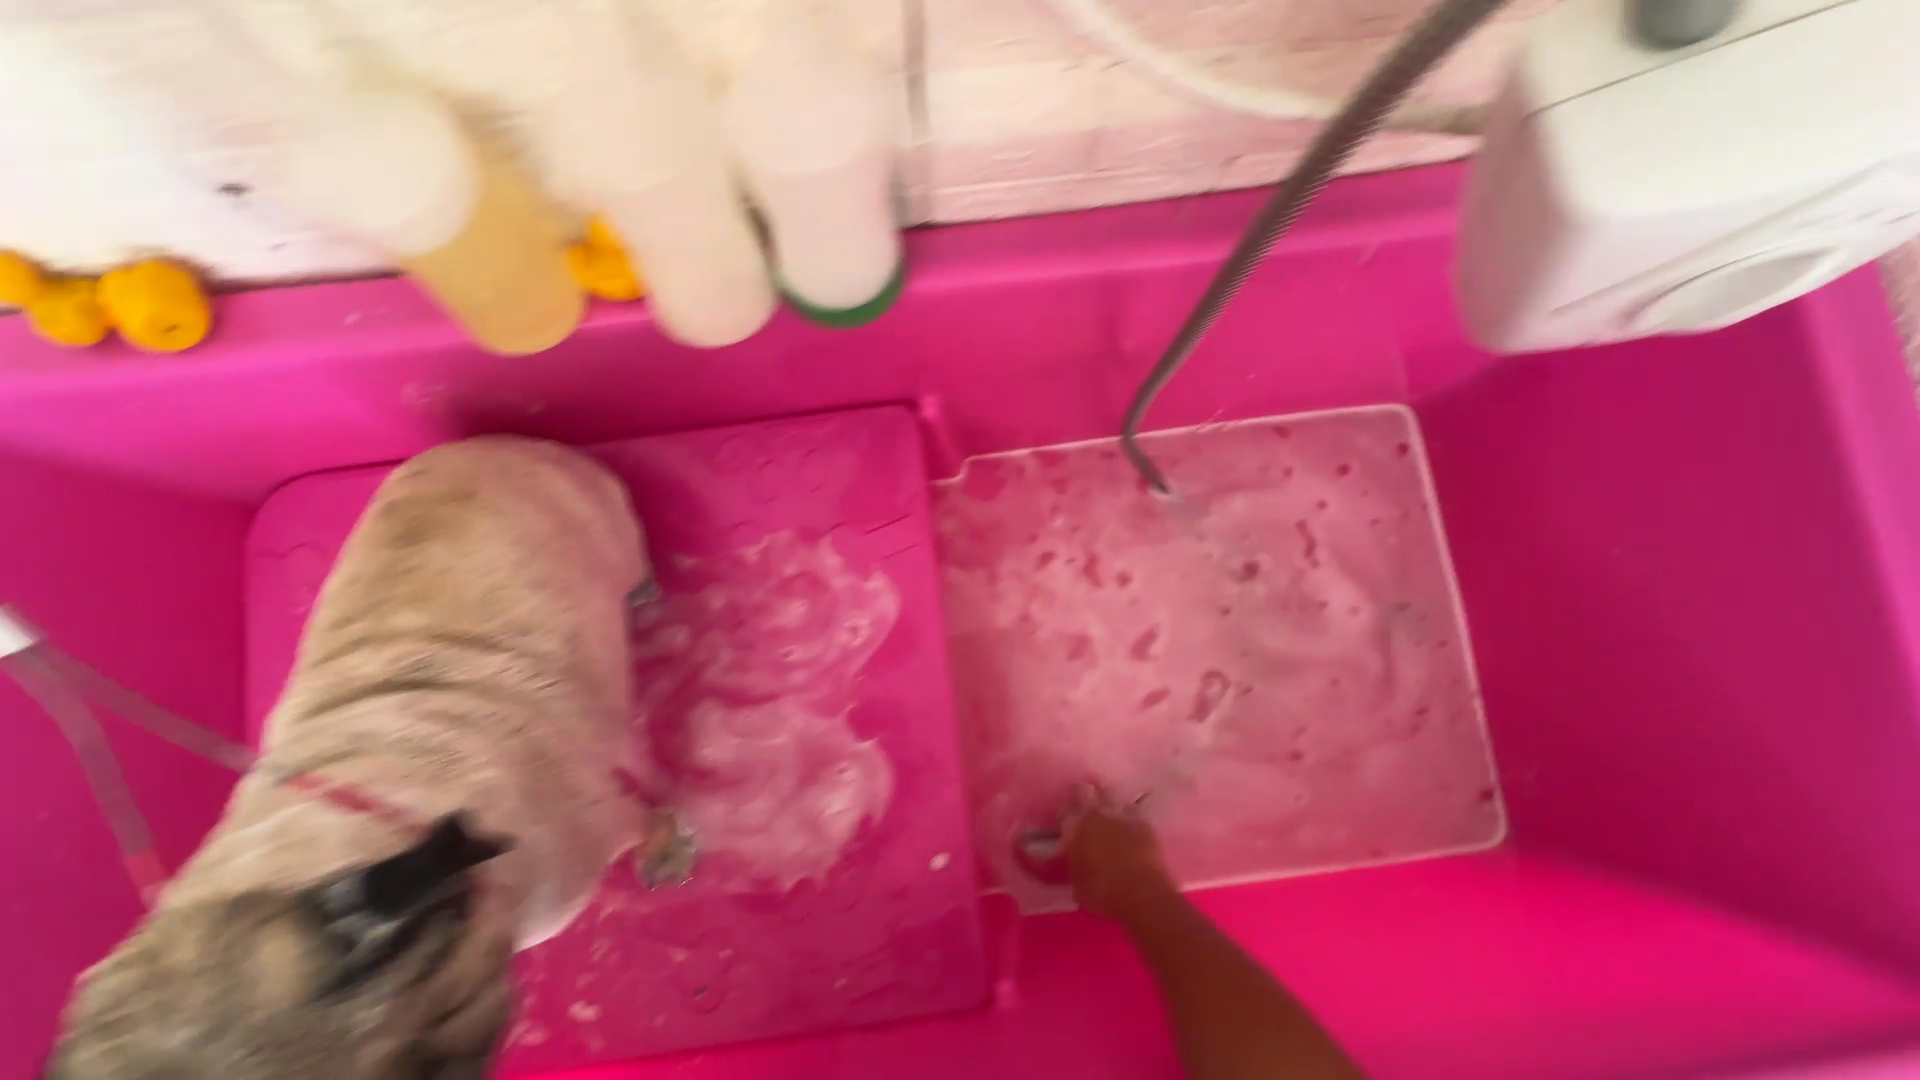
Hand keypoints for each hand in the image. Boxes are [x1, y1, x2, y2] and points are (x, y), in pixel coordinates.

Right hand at [1063, 786, 1176, 920]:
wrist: (1141, 894)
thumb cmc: (1103, 893)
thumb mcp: (1078, 884)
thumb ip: (1075, 864)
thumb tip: (1076, 861)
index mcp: (1075, 828)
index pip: (1063, 810)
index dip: (1065, 815)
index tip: (1067, 822)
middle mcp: (1095, 813)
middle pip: (1084, 790)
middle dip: (1083, 796)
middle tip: (1085, 808)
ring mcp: (1120, 813)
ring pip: (1109, 792)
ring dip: (1106, 800)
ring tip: (1108, 811)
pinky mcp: (1142, 820)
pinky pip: (1132, 807)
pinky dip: (1129, 812)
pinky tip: (1129, 820)